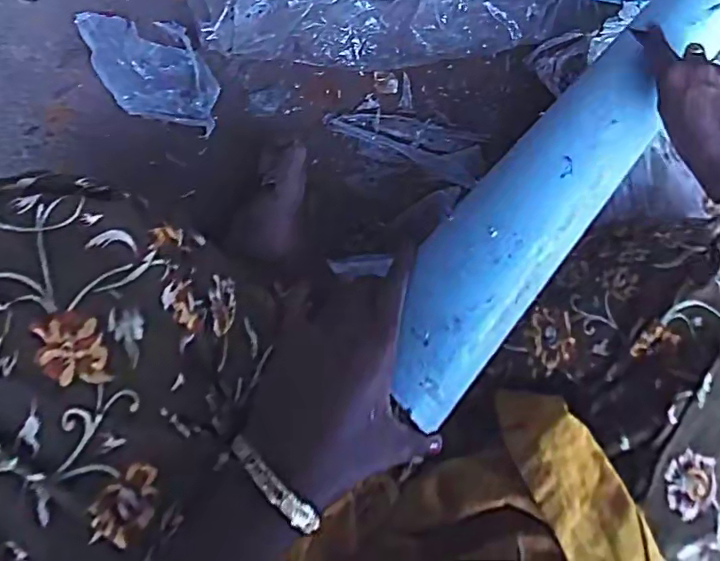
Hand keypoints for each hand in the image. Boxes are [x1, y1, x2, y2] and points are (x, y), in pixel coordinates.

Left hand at [238, 251, 440, 509]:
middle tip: (383, 290)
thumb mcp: (387, 447)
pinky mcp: (287, 340)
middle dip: (376, 281)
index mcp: (380, 344)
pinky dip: (309, 291)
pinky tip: (313, 293)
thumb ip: (417, 439)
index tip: (409, 245)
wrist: (281, 473)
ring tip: (353, 298)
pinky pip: (299, 299)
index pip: (394, 288)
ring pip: (337, 290)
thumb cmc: (342, 456)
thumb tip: (439, 442)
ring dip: (348, 289)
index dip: (403, 261)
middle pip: (366, 284)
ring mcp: (315, 331)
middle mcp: (350, 328)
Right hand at [635, 26, 719, 199]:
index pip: (659, 46)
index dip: (653, 37)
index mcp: (674, 74)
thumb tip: (668, 73)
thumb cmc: (689, 141)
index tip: (651, 31)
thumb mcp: (666, 112)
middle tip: (690, 86)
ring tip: (711, 105)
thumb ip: (667, 85)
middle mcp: (700, 67)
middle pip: (692, 54)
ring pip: (714, 69)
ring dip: (711, 80)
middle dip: (691, 65)